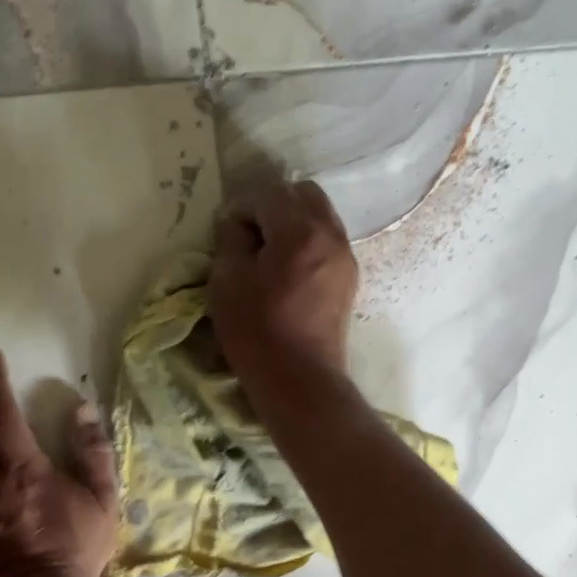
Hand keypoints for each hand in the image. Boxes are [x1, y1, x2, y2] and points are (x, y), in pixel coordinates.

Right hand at [207, 180, 359, 411]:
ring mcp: (345, 258)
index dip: (242, 210)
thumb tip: (238, 222)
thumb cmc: (257, 332)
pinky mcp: (349, 281)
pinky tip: (288, 274)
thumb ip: (231, 239)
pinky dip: (307, 245)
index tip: (227, 237)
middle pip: (303, 195)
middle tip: (251, 239)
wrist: (300, 382)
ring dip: (293, 225)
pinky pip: (328, 243)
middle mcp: (331, 235)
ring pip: (320, 218)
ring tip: (269, 258)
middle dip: (274, 207)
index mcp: (300, 230)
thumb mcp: (227, 281)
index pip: (268, 194)